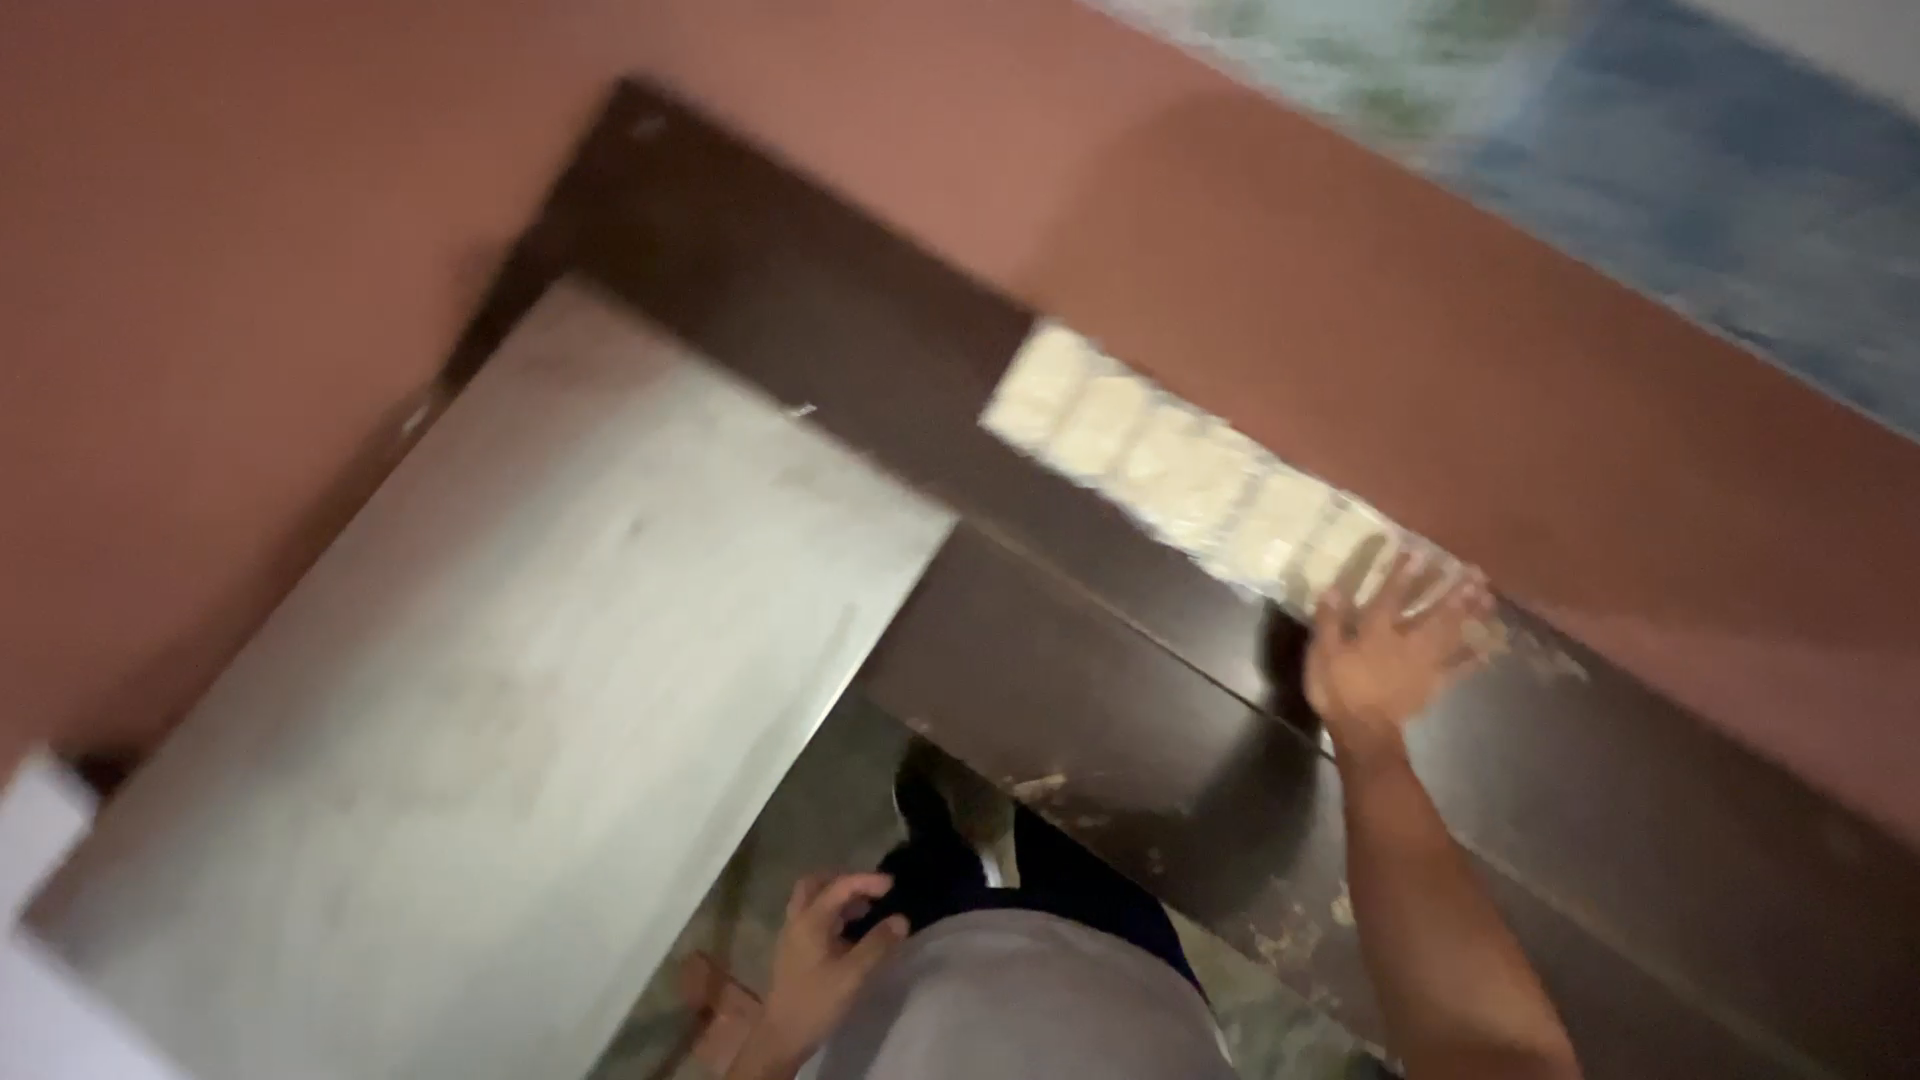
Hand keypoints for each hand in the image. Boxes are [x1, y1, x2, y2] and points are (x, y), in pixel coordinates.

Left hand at [749, 872, 908, 1068]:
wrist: (780, 1038)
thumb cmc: (815, 1002)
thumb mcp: (852, 975)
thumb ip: (877, 944)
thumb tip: (901, 920)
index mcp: (810, 920)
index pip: (840, 886)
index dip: (867, 880)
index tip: (892, 884)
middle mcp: (797, 920)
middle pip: (815, 883)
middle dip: (843, 880)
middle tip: (868, 890)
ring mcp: (792, 935)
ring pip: (811, 900)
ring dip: (837, 897)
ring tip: (864, 910)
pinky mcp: (793, 951)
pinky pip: (811, 917)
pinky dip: (831, 913)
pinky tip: (849, 933)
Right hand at [1305, 548, 1494, 766]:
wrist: (1363, 731)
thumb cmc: (1337, 690)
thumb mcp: (1322, 653)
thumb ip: (1329, 621)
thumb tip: (1334, 588)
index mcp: (1376, 631)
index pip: (1391, 596)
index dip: (1403, 573)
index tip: (1419, 551)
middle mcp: (1406, 641)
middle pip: (1434, 611)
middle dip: (1453, 589)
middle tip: (1474, 570)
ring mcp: (1425, 663)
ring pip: (1452, 634)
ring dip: (1471, 614)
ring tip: (1488, 595)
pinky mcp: (1434, 684)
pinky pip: (1459, 668)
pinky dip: (1477, 657)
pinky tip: (1492, 645)